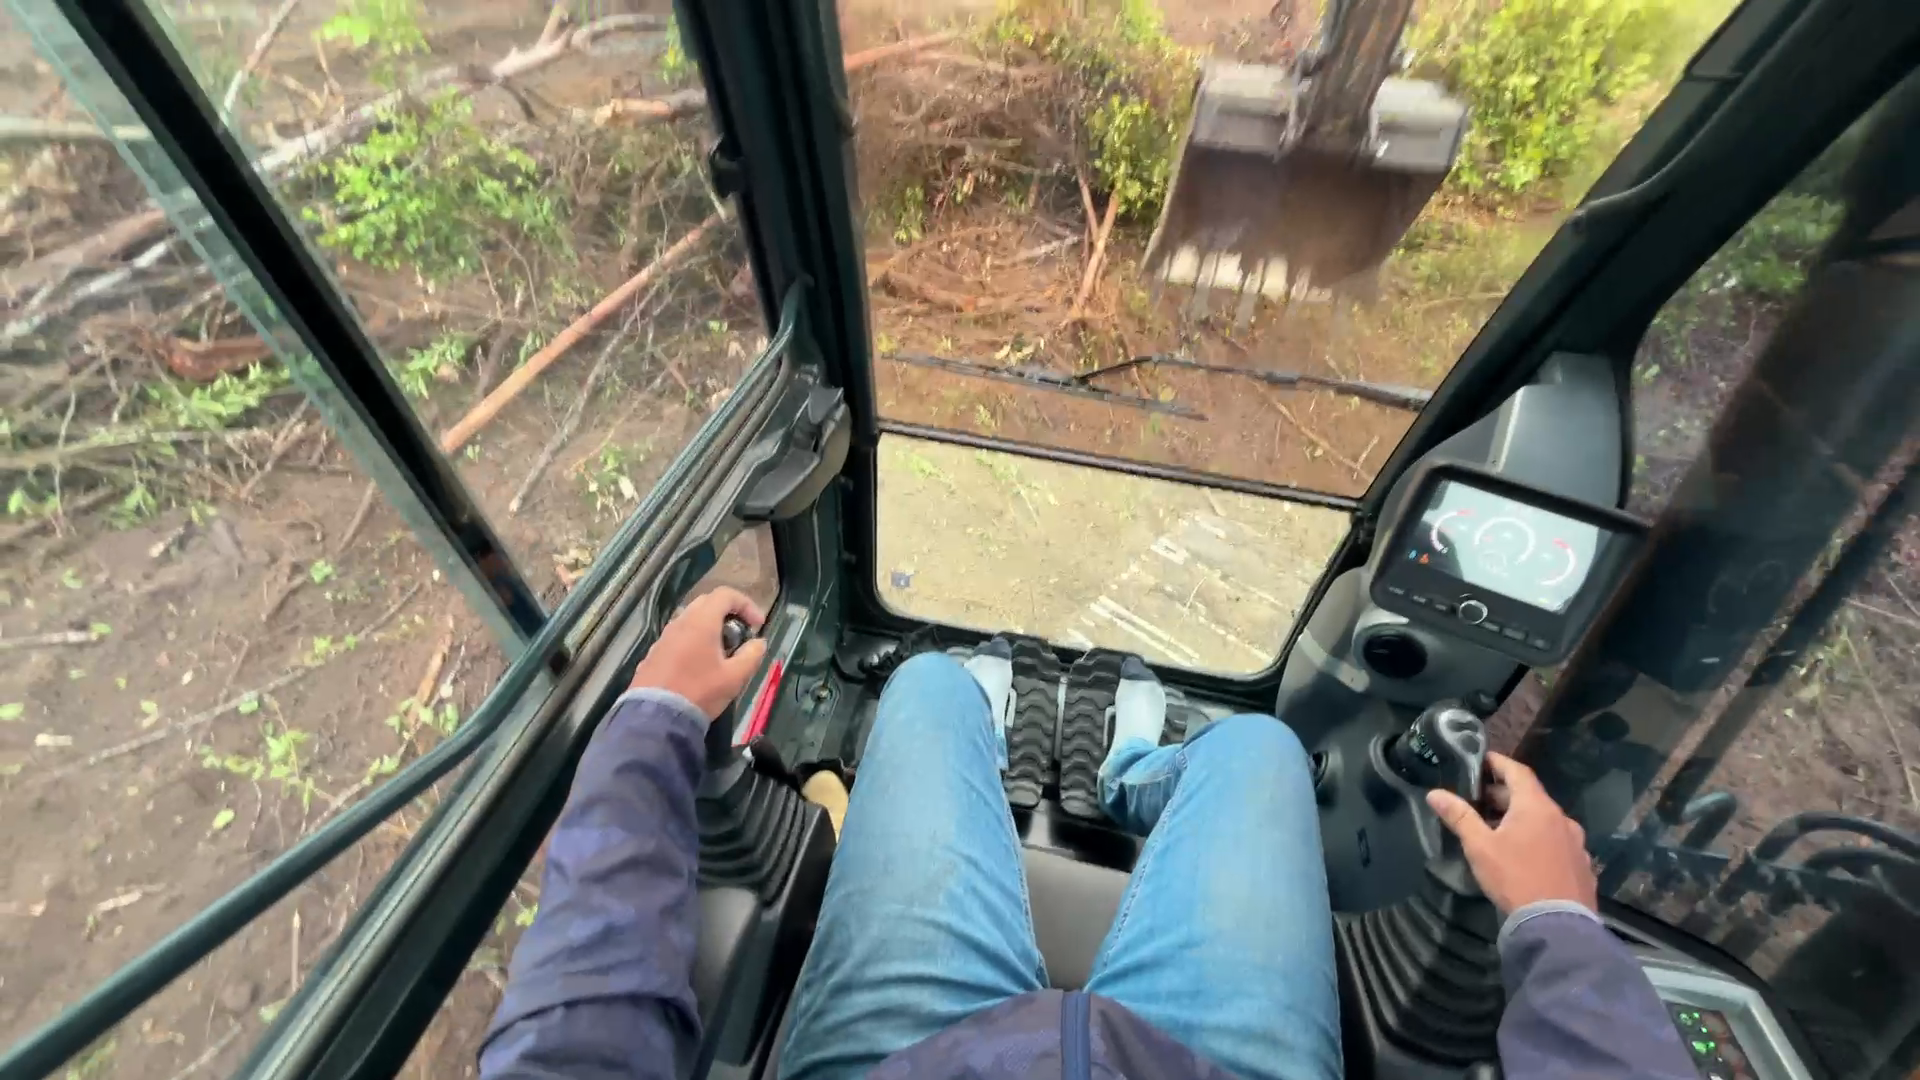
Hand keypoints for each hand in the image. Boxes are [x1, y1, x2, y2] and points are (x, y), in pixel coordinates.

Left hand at [630, 587, 768, 720]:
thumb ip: (752, 655)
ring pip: (690, 619)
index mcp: (701, 622)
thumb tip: (758, 643)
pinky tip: (699, 665)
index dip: (746, 604)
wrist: (655, 717)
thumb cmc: (700, 692)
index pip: (725, 594)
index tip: (758, 624)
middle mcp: (680, 623)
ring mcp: (664, 638)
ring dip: (710, 626)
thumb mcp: (735, 677)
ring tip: (721, 650)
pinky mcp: (654, 653)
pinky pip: (678, 637)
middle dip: (728, 612)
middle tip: (741, 633)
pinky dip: (694, 640)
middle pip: (707, 603)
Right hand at [1426, 753, 1597, 915]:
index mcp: (1537, 808)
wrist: (1559, 926)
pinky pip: (1555, 840)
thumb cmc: (1515, 877)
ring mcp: (1575, 843)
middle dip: (1501, 793)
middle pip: (1529, 795)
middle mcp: (1561, 820)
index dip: (1497, 762)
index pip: (1517, 771)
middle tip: (1475, 797)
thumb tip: (1434, 793)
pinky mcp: (1581, 865)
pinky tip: (1520, 851)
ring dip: (1518, 816)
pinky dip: (1535, 836)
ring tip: (1494, 826)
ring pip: (1543, 819)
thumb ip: (1458, 815)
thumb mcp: (1479, 845)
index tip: (1478, 759)